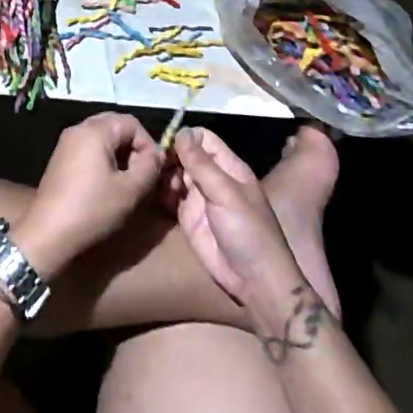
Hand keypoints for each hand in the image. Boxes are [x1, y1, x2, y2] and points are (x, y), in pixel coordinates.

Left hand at [15, 113, 162, 277]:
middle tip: (141, 172)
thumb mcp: (130, 190)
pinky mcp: (60, 158)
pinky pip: (88, 147)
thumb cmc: (92, 208)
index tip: (153, 169)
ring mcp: (66, 143)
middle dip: (133, 146)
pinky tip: (107, 183)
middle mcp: (78, 129)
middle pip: (115, 125)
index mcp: (94, 131)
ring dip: (119, 153)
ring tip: (126, 180)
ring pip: (102, 137)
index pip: (131, 122)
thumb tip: (157, 155)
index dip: (148, 143)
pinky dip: (103, 158)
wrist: (48, 232)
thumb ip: (150, 167)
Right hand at [166, 128, 303, 312]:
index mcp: (228, 167)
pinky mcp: (188, 216)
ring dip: (165, 173)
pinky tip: (159, 194)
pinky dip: (162, 191)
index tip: (168, 145)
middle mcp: (212, 178)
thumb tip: (181, 132)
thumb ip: (202, 164)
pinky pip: (170, 195)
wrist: (254, 280)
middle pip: (186, 154)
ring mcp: (199, 197)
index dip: (185, 137)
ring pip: (176, 172)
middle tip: (158, 165)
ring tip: (161, 183)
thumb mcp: (226, 194)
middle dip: (171, 155)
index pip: (203, 138)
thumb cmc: (248, 231)